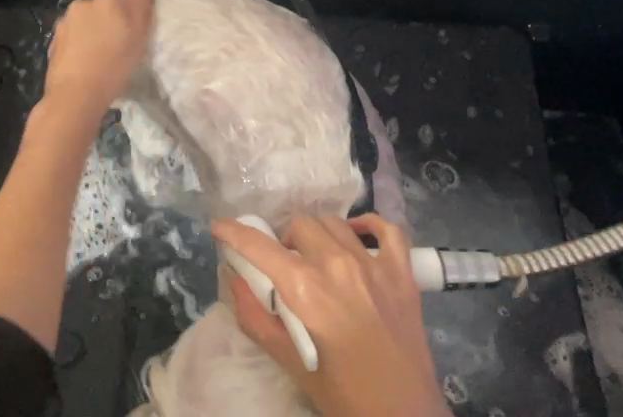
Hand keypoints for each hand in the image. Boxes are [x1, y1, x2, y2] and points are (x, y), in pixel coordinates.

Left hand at [44, 0, 153, 114]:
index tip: (128, 20)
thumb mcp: (139, 39)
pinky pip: (71, 32)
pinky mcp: (54, 37)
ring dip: (89, 26)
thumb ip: (141, 9)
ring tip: (96, 51)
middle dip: (105, 12)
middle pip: (98, 1)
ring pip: (83, 16)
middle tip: (114, 36)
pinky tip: (82, 59)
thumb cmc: (114, 66)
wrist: (75, 93)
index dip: (122, 0)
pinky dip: (76, 40)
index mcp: (108, 0)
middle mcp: (84, 3)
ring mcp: (66, 20)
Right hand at [212, 214, 448, 416]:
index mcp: (307, 292)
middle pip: (299, 226)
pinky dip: (367, 225)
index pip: (260, 247)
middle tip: (284, 266)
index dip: (234, 232)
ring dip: (317, 235)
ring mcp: (375, 266)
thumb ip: (257, 320)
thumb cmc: (346, 399)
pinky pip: (386, 229)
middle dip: (283, 241)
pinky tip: (354, 237)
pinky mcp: (403, 273)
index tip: (219, 227)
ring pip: (334, 223)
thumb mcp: (292, 366)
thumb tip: (235, 281)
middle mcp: (339, 267)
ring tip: (315, 258)